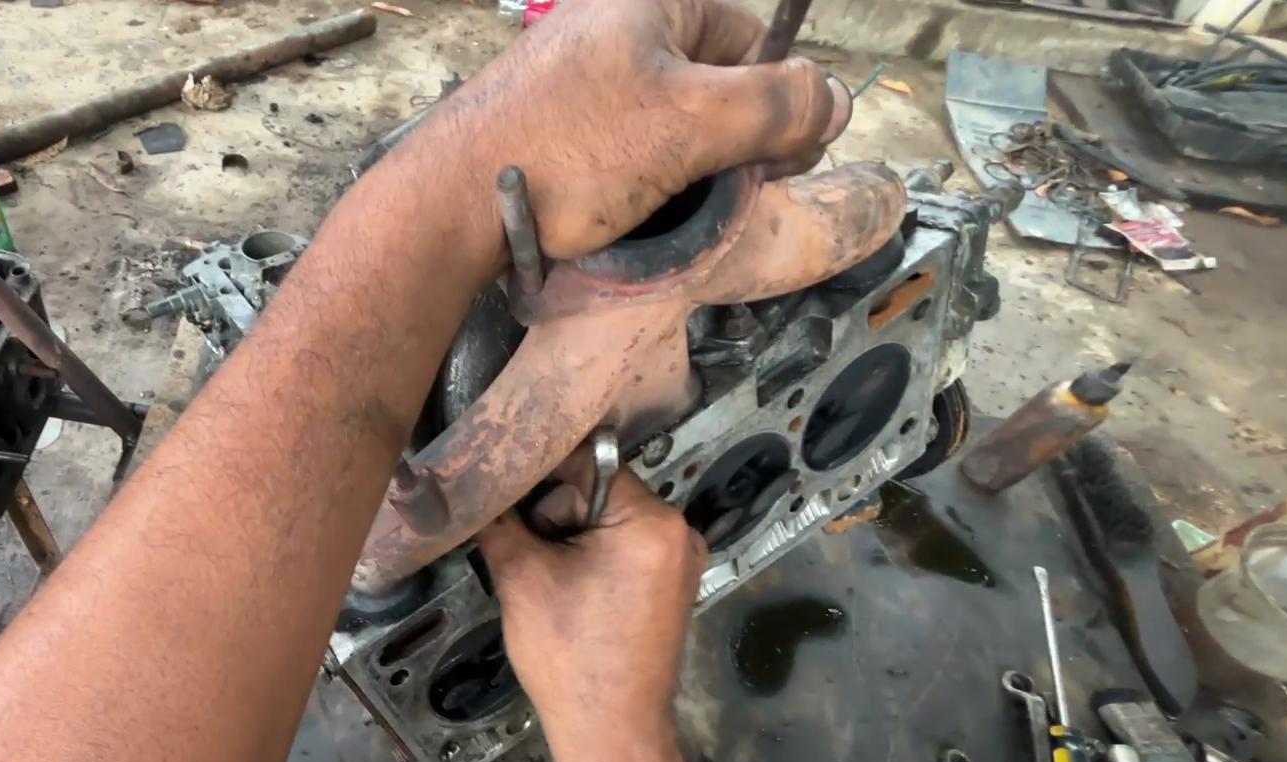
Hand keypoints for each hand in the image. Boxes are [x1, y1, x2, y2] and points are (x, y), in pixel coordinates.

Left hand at [420, 0, 852, 259]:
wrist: (451, 207)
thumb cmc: (573, 154)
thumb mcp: (691, 125)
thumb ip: (775, 106)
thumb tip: (836, 100)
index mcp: (651, 2)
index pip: (750, 39)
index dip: (777, 102)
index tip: (777, 166)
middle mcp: (607, 30)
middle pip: (702, 84)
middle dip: (723, 144)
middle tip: (724, 200)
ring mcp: (566, 82)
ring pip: (653, 126)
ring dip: (676, 171)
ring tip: (669, 215)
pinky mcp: (540, 130)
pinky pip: (607, 151)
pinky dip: (626, 181)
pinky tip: (622, 215)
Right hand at [475, 471, 706, 739]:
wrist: (608, 730)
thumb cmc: (567, 651)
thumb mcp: (521, 576)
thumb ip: (499, 519)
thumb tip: (473, 487)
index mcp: (650, 520)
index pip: (587, 463)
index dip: (539, 475)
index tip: (503, 490)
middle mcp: (678, 531)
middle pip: (596, 493)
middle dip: (553, 518)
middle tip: (530, 562)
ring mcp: (679, 561)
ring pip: (604, 522)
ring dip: (566, 541)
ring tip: (546, 585)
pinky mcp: (669, 587)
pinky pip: (620, 550)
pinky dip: (588, 560)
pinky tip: (568, 594)